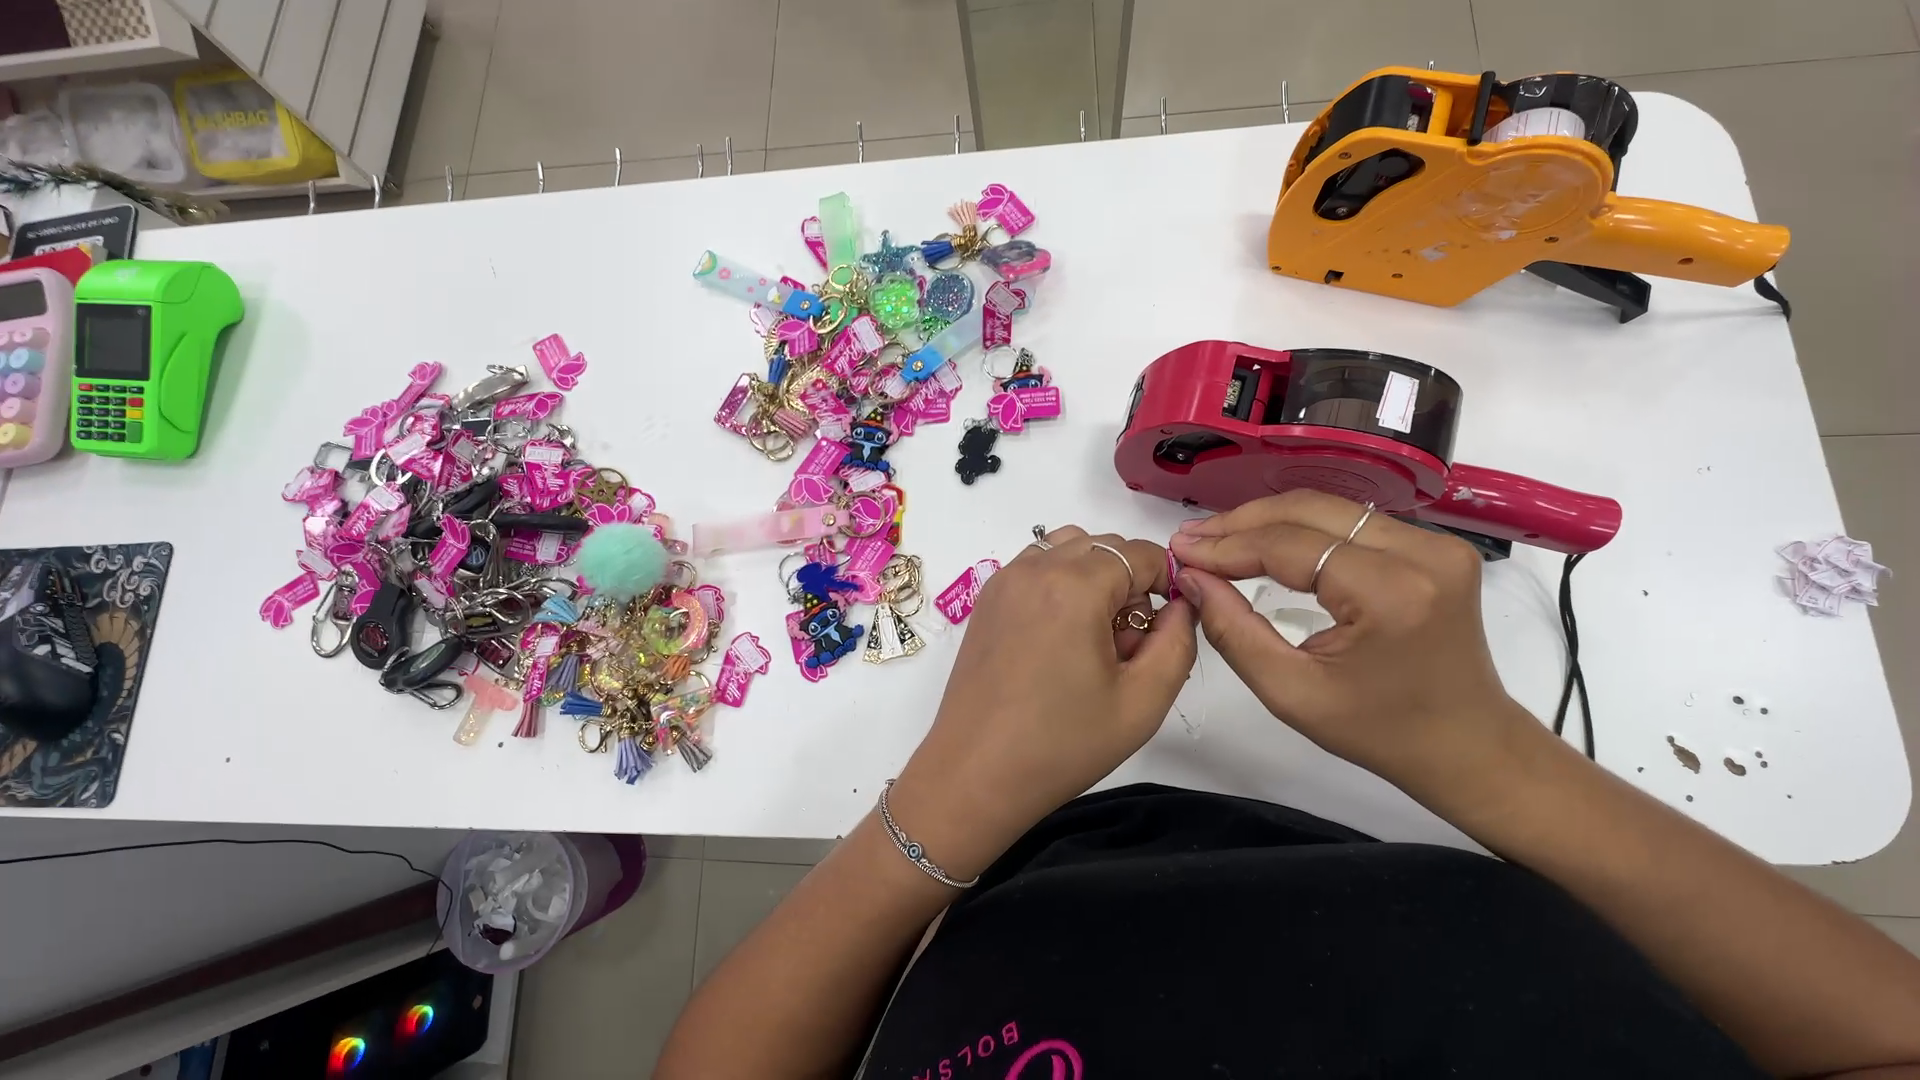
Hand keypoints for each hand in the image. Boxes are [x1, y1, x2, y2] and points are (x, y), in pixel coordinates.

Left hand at [888, 528, 1196, 877]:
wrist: (976, 773)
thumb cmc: (1062, 744)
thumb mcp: (1143, 702)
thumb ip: (1177, 643)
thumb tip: (1180, 606)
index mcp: (1075, 586)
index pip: (1140, 553)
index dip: (1165, 582)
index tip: (1164, 628)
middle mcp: (1034, 569)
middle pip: (1102, 545)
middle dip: (1128, 582)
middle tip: (1126, 646)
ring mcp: (1004, 582)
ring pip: (1066, 549)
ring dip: (1092, 578)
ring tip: (1093, 641)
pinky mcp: (986, 602)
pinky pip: (1035, 569)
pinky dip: (1059, 585)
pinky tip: (1059, 642)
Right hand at [1169, 491, 1543, 802]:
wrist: (1468, 745)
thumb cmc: (1378, 731)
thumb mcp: (1290, 693)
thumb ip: (1233, 631)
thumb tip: (1190, 577)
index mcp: (1390, 594)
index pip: (1288, 546)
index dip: (1227, 547)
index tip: (1178, 553)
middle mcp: (1422, 553)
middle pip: (1310, 510)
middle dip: (1241, 523)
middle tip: (1190, 540)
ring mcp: (1437, 544)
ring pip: (1330, 508)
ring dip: (1269, 521)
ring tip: (1217, 539)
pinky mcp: (1437, 546)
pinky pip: (1352, 522)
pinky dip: (1302, 529)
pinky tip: (1265, 542)